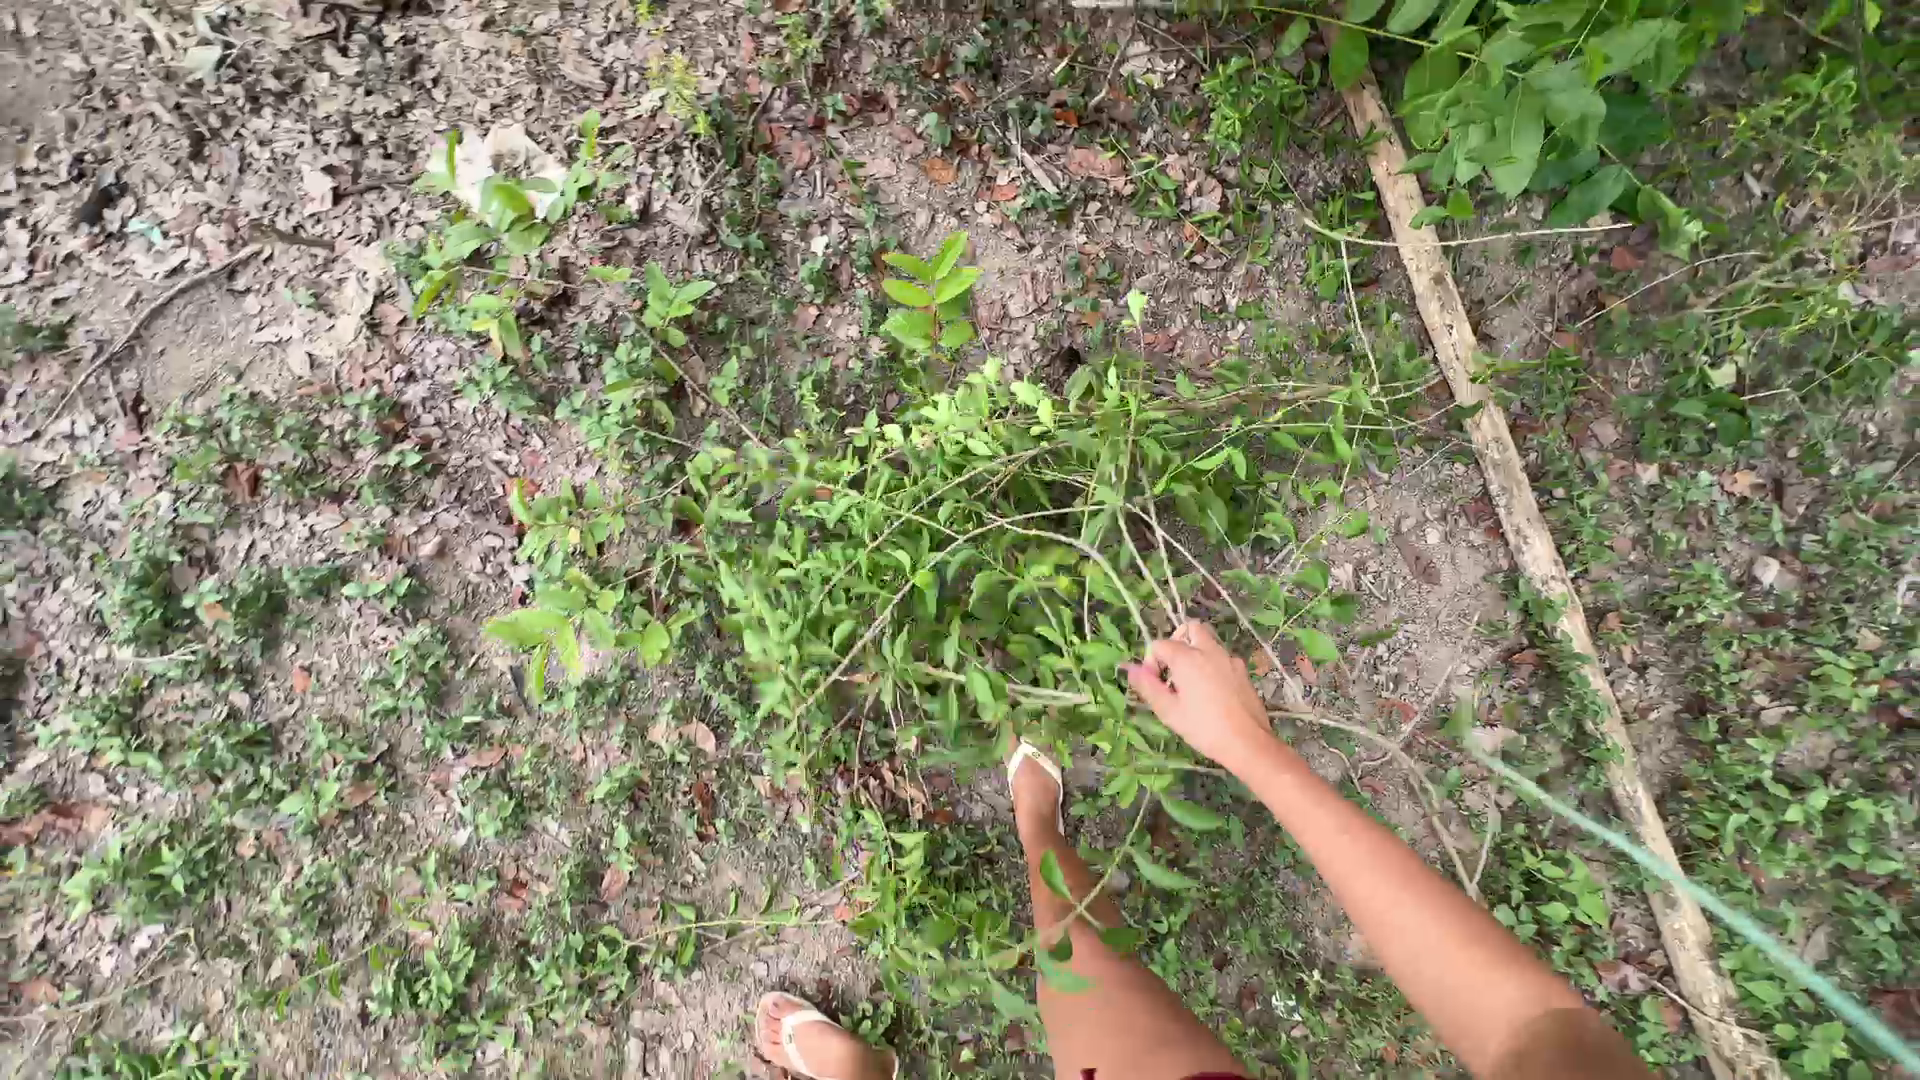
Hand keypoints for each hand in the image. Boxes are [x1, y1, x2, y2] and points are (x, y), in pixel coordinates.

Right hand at [1122, 620, 1277, 766]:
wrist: (1248, 743)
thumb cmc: (1204, 728)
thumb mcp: (1169, 711)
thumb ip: (1148, 686)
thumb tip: (1130, 669)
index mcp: (1187, 658)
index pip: (1160, 645)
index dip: (1151, 662)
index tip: (1156, 684)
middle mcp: (1209, 651)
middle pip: (1190, 628)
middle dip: (1177, 642)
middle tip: (1173, 669)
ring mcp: (1229, 659)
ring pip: (1208, 641)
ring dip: (1195, 652)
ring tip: (1191, 682)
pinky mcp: (1243, 671)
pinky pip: (1222, 657)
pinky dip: (1211, 664)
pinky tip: (1212, 691)